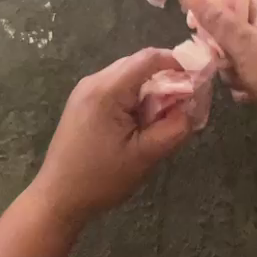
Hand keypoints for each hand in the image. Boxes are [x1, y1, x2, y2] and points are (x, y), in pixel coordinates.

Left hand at [31, 48, 196, 222]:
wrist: (58, 198)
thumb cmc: (101, 179)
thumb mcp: (146, 156)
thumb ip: (175, 126)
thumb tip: (193, 103)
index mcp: (107, 90)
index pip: (149, 58)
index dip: (177, 63)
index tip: (198, 80)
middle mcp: (94, 81)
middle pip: (138, 63)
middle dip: (165, 78)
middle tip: (184, 104)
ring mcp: (85, 90)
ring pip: (128, 75)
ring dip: (150, 89)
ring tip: (163, 117)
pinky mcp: (83, 101)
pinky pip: (117, 86)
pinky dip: (135, 96)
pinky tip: (141, 121)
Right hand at [185, 0, 256, 131]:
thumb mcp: (245, 45)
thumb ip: (217, 21)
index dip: (210, 10)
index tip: (191, 26)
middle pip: (230, 26)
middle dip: (221, 47)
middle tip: (221, 60)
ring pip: (234, 51)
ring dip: (230, 68)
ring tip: (239, 80)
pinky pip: (245, 69)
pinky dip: (242, 80)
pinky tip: (246, 94)